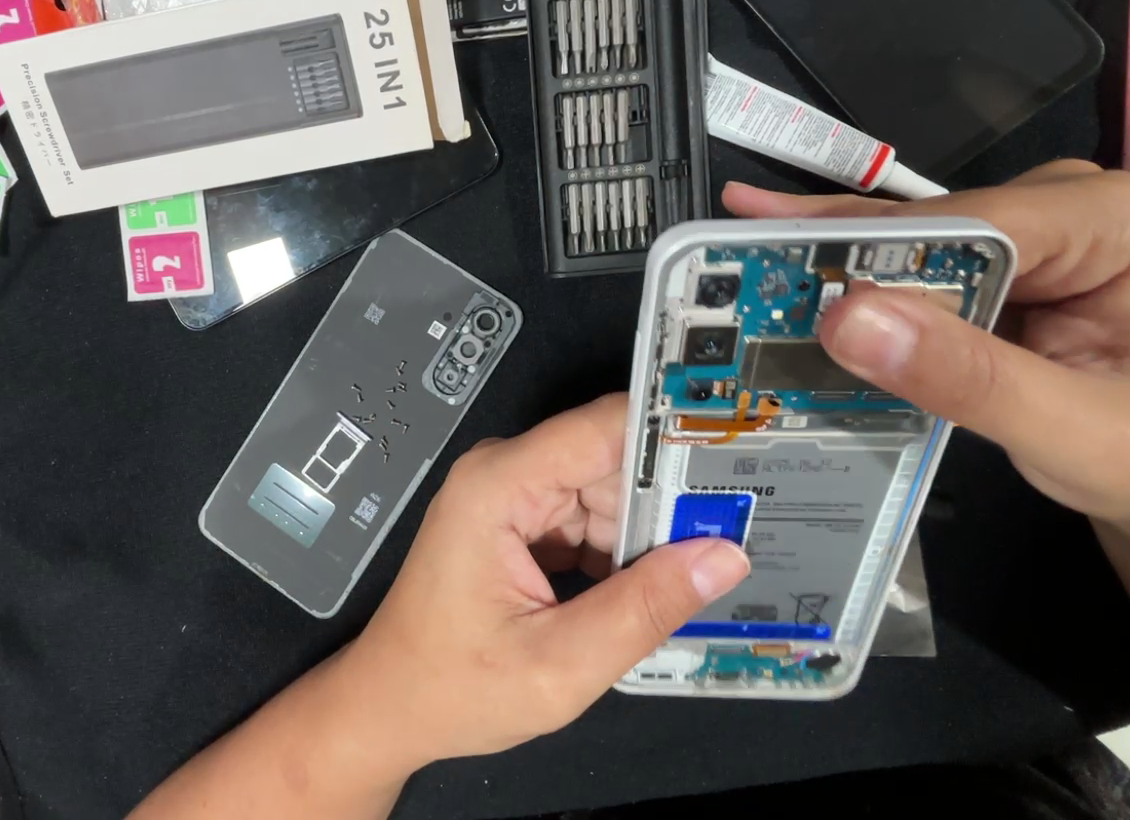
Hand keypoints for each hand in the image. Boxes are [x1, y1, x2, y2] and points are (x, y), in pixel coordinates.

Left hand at [335, 395, 750, 769]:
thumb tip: (723, 557)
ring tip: (679, 584)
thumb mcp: (560, 664)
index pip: (603, 427)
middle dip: (666, 502)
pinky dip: (617, 551)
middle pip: (608, 459)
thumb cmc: (456, 688)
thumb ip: (644, 608)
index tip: (738, 450)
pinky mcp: (518, 519)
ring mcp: (509, 494)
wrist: (391, 704)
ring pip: (605, 490)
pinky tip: (638, 590)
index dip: (671, 435)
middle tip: (726, 544)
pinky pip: (587, 516)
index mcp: (499, 484)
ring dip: (643, 536)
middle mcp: (503, 472)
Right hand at [723, 161, 1129, 529]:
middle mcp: (1055, 204)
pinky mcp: (973, 252)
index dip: (875, 257)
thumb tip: (850, 320)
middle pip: (917, 224)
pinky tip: (770, 245)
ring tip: (731, 258)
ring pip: (889, 233)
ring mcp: (1010, 225)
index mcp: (1110, 221)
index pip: (968, 226)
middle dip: (832, 256)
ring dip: (819, 261)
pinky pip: (888, 255)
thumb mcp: (1074, 434)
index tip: (791, 289)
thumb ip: (970, 378)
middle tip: (733, 268)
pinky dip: (834, 271)